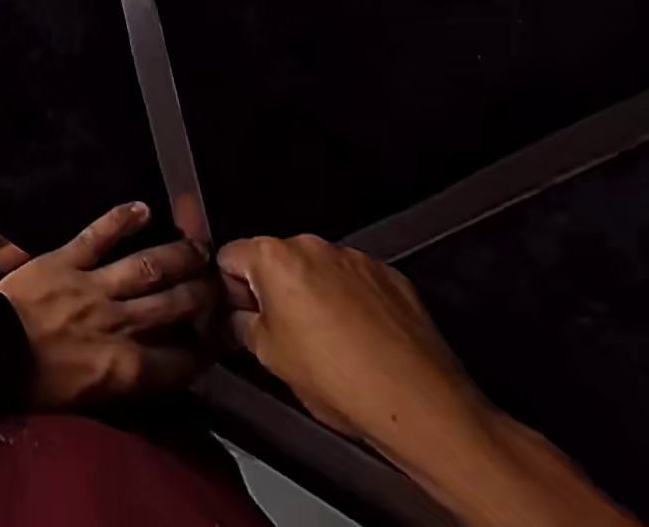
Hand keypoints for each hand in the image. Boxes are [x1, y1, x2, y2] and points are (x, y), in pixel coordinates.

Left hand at [0, 201, 214, 410]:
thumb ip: (132, 378)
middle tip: (219, 281)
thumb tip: (162, 363)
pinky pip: (100, 235)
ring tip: (198, 246)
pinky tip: (143, 208)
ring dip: (177, 254)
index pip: (182, 358)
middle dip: (202, 292)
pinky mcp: (67, 259)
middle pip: (175, 304)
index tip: (218, 336)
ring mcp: (93, 286)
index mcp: (126, 365)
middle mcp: (119, 322)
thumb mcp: (93, 398)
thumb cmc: (37, 383)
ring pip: (147, 266)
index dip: (205, 347)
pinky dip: (121, 219)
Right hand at [217, 235, 486, 451]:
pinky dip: (349, 300)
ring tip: (325, 340)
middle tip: (281, 332)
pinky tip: (357, 338)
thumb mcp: (267, 356)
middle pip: (274, 258)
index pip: (229, 256)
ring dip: (311, 292)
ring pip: (315, 268)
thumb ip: (241, 324)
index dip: (229, 288)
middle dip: (272, 289)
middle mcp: (312, 245)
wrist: (418, 404)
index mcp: (273, 257)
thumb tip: (237, 318)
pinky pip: (353, 279)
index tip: (241, 314)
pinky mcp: (389, 275)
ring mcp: (354, 257)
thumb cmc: (338, 379)